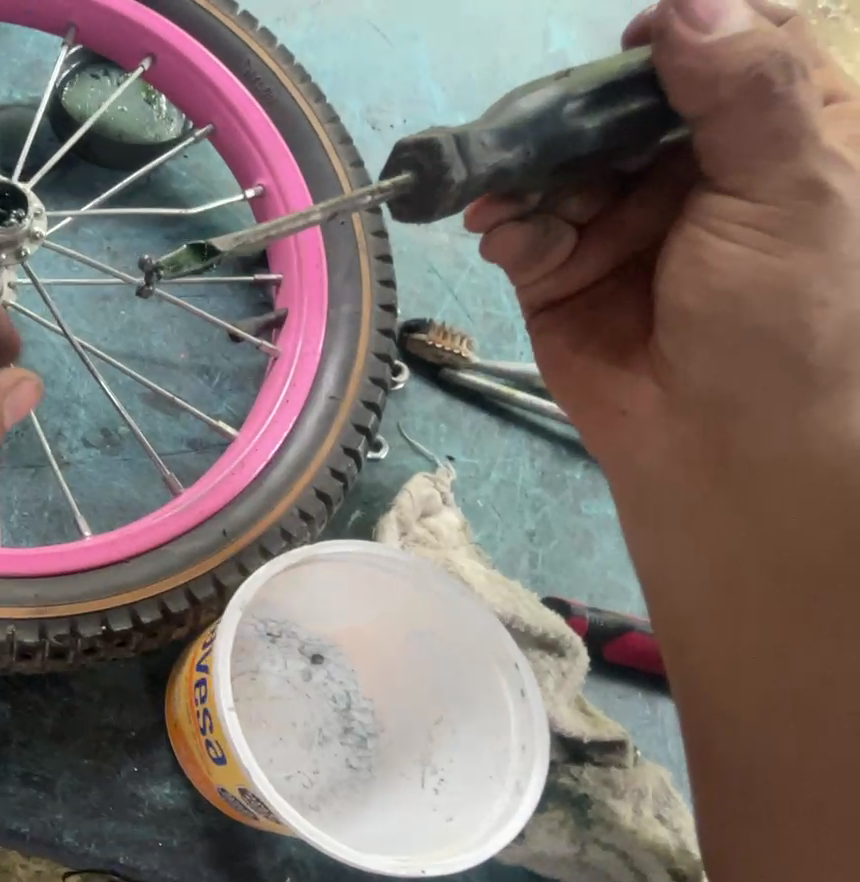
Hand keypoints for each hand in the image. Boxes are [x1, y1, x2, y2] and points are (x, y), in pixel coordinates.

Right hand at [467, 0, 859, 504]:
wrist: (714, 430)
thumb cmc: (781, 306)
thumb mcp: (787, 186)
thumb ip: (739, 94)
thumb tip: (686, 1)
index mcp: (772, 136)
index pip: (728, 55)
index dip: (682, 37)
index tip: (632, 40)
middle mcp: (687, 172)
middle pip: (620, 112)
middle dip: (574, 118)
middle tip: (533, 128)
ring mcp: (613, 223)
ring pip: (557, 172)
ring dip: (526, 180)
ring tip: (502, 202)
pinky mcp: (554, 271)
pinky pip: (521, 232)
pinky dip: (507, 230)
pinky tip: (505, 238)